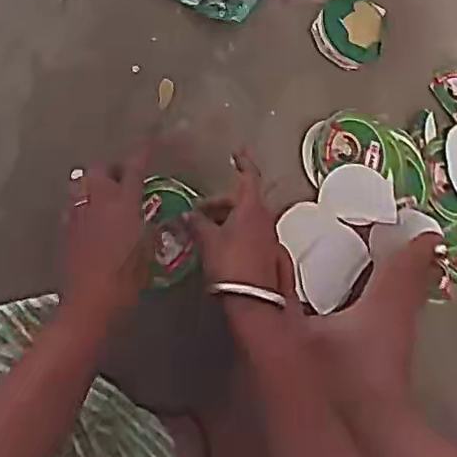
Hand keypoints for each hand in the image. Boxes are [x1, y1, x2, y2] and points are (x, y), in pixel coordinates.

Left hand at [60, 147, 153, 319]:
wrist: (90, 303)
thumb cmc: (127, 278)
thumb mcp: (148, 248)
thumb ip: (147, 225)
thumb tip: (146, 216)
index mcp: (125, 201)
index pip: (134, 167)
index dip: (142, 151)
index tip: (148, 142)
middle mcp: (100, 199)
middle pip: (101, 167)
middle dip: (112, 168)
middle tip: (124, 178)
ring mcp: (80, 212)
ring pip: (82, 182)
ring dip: (94, 182)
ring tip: (104, 193)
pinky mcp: (66, 228)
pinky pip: (73, 203)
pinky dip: (82, 202)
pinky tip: (90, 215)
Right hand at [187, 150, 295, 300]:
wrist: (253, 303)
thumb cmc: (231, 263)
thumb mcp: (208, 241)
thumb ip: (198, 224)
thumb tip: (188, 214)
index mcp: (252, 207)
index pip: (250, 176)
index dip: (243, 162)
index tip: (236, 153)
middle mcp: (264, 218)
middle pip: (244, 200)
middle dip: (222, 202)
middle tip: (200, 210)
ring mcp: (268, 237)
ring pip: (246, 218)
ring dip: (227, 218)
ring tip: (204, 229)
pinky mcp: (268, 255)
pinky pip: (249, 233)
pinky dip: (234, 231)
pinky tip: (218, 244)